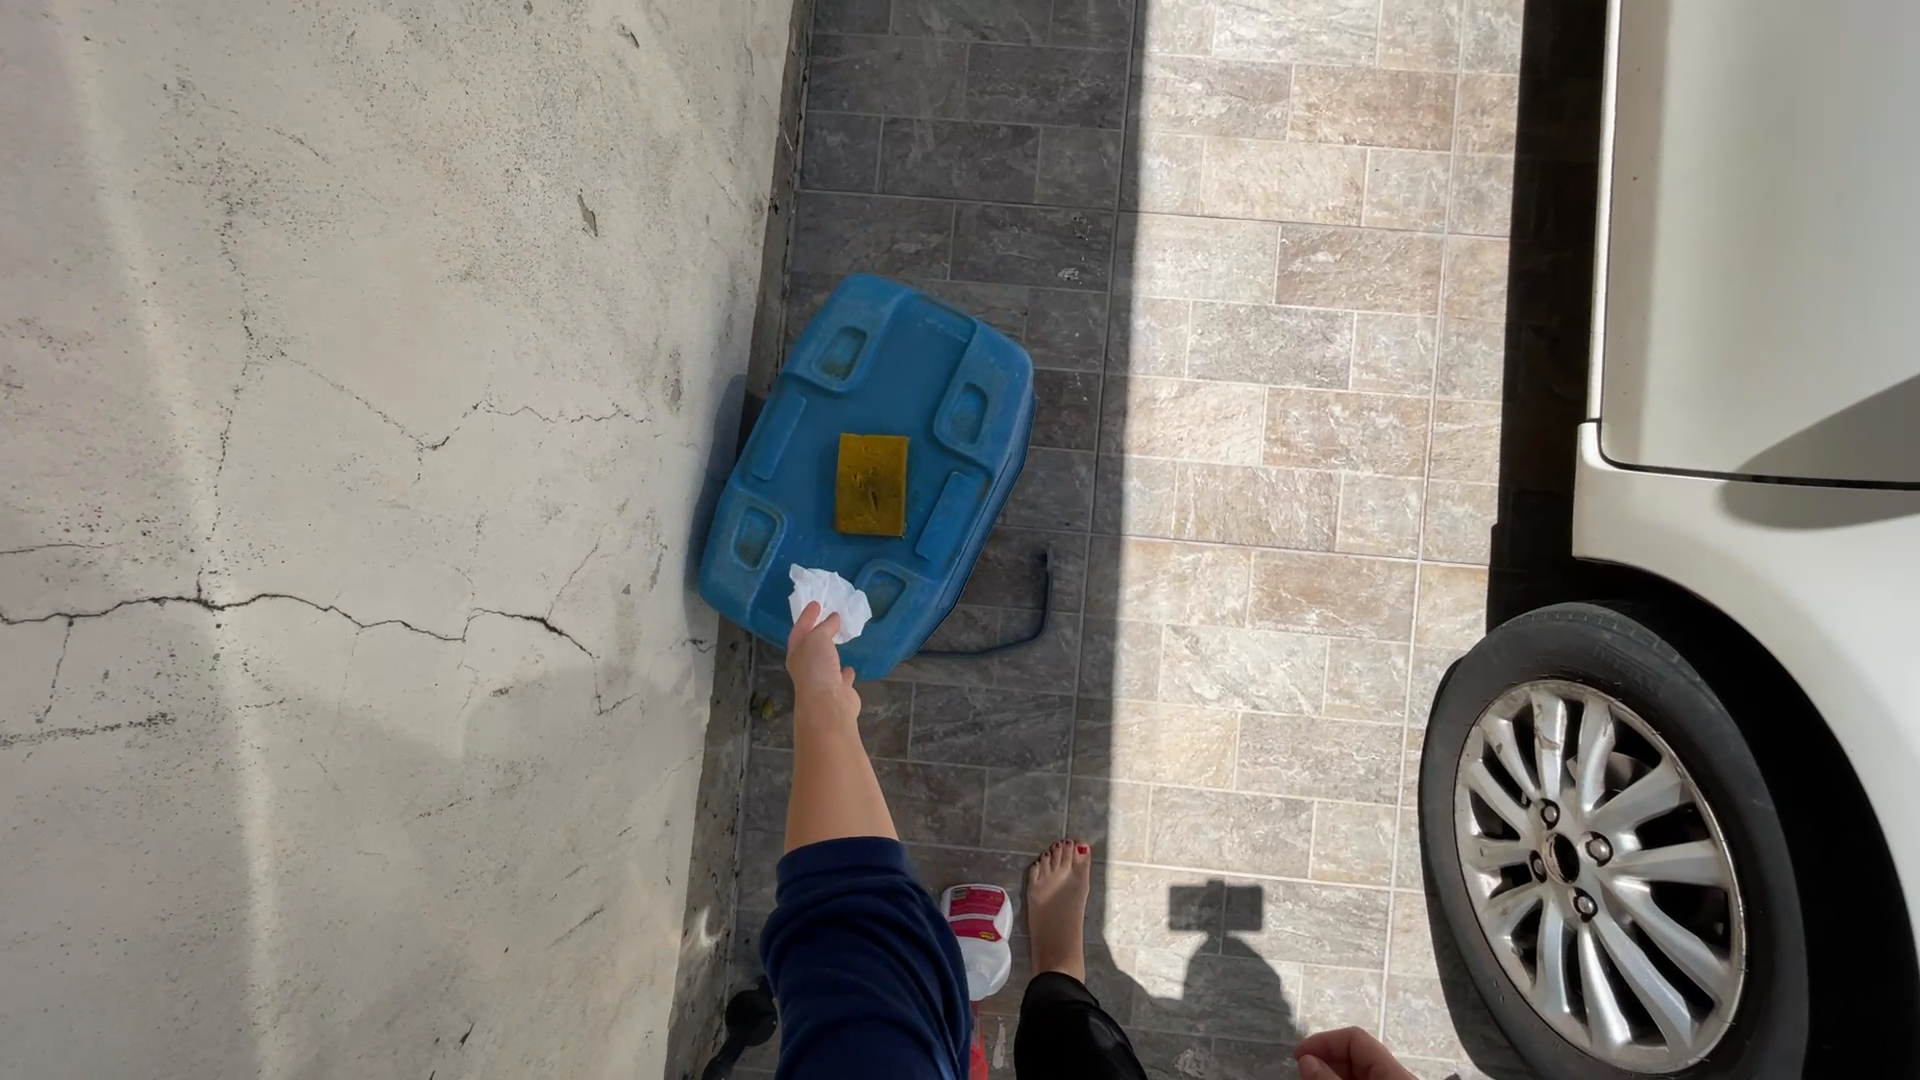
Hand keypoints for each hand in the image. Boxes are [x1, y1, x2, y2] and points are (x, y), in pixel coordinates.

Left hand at [785, 601, 859, 727]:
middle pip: (811, 647)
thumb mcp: (818, 638)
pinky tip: (850, 666)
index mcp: (796, 654)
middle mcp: (806, 668)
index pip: (800, 630)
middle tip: (829, 618)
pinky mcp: (838, 692)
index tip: (816, 603)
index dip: (807, 616)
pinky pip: (840, 678)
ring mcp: (822, 681)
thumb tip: (834, 618)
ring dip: (831, 652)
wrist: (828, 704)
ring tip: (840, 639)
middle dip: (818, 634)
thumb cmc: (817, 667)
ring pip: (826, 662)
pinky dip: (844, 672)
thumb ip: (825, 627)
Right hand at [1294, 1028, 1416, 1079]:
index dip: (1324, 1040)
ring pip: (1359, 1074)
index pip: (1355, 1037)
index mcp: (1396, 1072)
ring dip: (1332, 1074)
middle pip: (1356, 1055)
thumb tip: (1305, 1059)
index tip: (1299, 1055)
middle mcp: (1398, 1076)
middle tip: (1304, 1073)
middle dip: (1326, 1059)